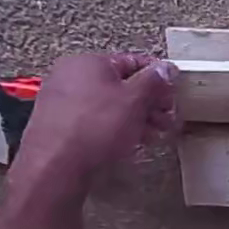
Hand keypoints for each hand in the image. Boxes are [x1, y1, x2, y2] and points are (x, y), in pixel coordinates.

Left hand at [11, 53, 179, 197]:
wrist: (56, 167)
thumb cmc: (92, 129)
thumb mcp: (134, 100)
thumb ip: (153, 81)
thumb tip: (164, 69)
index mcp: (88, 62)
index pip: (132, 61)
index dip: (158, 78)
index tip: (171, 92)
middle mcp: (71, 77)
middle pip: (120, 85)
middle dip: (148, 104)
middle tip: (165, 118)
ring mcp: (62, 103)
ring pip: (108, 106)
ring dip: (134, 119)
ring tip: (151, 135)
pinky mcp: (60, 127)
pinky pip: (94, 123)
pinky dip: (114, 130)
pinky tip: (128, 144)